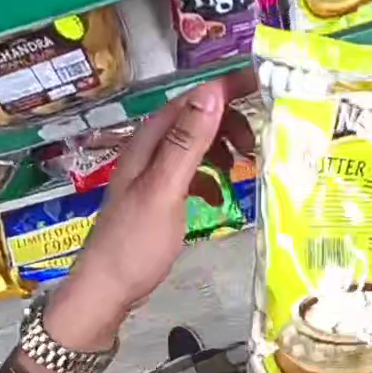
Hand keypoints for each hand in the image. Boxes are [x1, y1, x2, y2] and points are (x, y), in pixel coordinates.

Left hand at [42, 71, 255, 351]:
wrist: (108, 288)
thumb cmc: (135, 242)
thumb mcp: (165, 190)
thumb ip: (187, 143)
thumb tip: (212, 92)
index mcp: (149, 142)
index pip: (191, 99)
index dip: (226, 88)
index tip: (263, 84)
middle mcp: (150, 152)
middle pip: (195, 120)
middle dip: (229, 124)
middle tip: (256, 146)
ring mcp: (154, 175)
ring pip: (195, 147)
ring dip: (222, 150)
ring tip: (244, 169)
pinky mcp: (160, 198)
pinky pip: (191, 175)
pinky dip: (210, 178)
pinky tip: (219, 196)